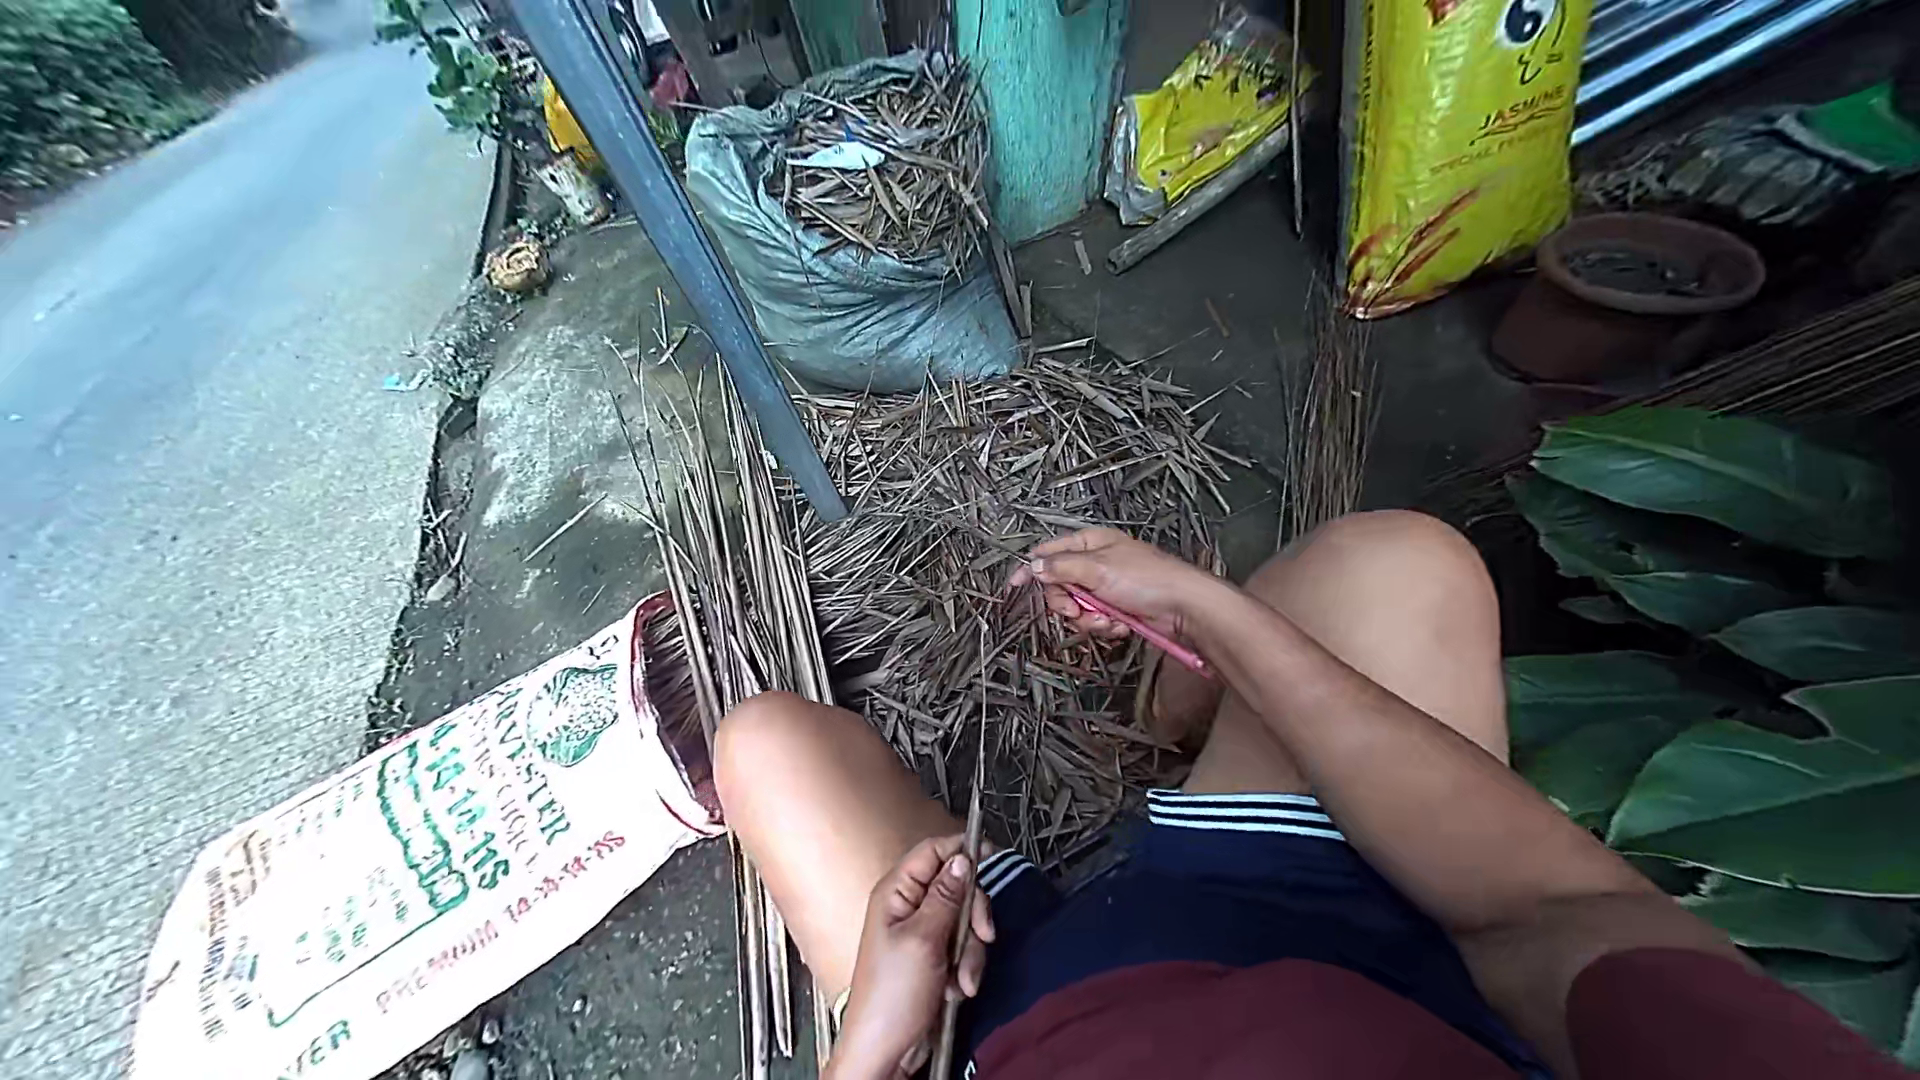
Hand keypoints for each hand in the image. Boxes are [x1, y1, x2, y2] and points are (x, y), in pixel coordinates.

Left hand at [828, 835, 995, 1079]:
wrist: (885, 1057)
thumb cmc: (892, 996)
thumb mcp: (923, 939)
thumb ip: (946, 895)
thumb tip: (963, 857)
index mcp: (897, 890)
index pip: (933, 850)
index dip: (962, 849)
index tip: (991, 854)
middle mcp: (909, 905)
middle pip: (957, 885)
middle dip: (972, 914)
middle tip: (981, 936)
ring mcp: (923, 931)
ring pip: (964, 918)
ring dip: (970, 950)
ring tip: (961, 980)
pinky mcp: (934, 956)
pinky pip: (962, 946)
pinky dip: (966, 966)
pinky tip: (957, 988)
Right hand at [1008, 528, 1225, 642]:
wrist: (1184, 608)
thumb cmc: (1150, 579)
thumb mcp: (1098, 569)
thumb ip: (1061, 568)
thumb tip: (1034, 567)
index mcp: (1090, 543)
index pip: (1049, 552)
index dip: (1032, 568)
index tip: (1015, 583)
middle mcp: (1096, 563)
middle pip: (1059, 585)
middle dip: (1067, 603)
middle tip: (1077, 609)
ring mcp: (1105, 586)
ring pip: (1076, 607)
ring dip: (1087, 619)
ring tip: (1106, 619)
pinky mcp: (1115, 607)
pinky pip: (1093, 620)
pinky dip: (1103, 626)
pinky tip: (1119, 624)